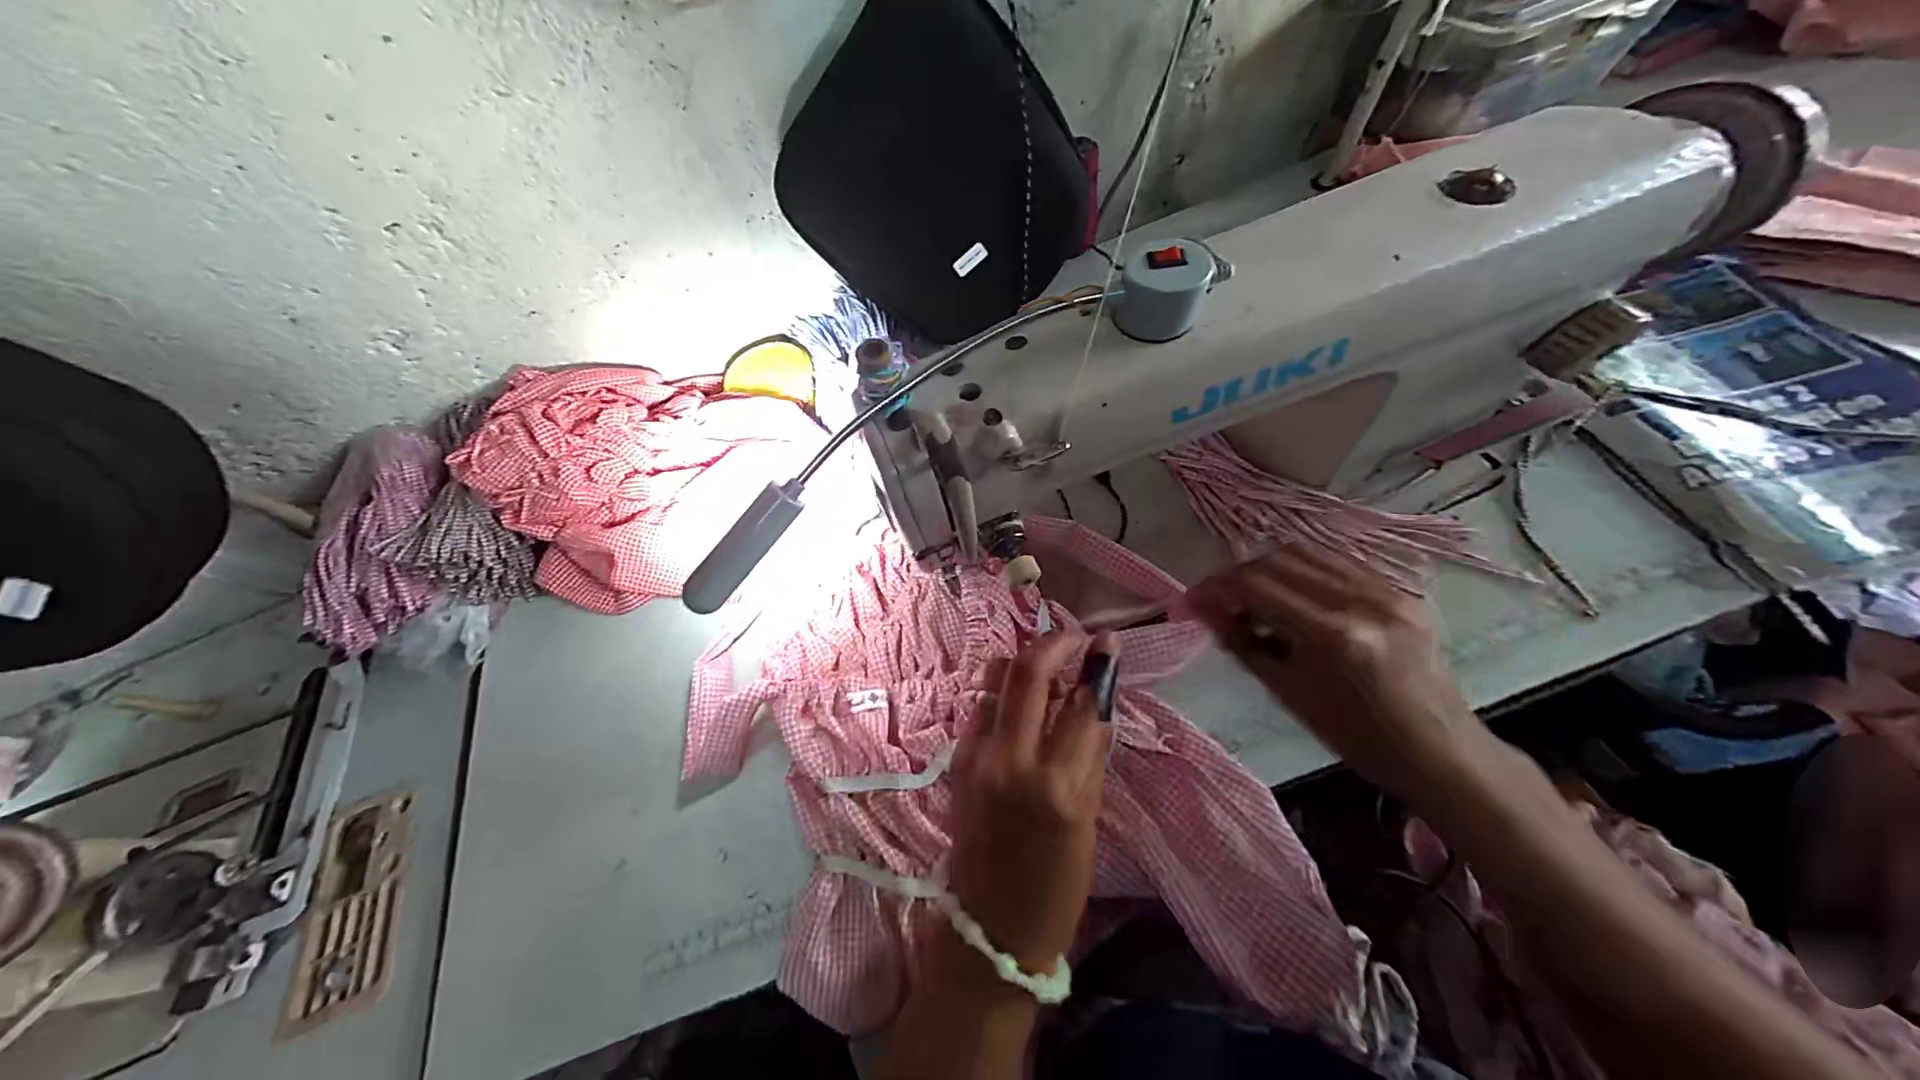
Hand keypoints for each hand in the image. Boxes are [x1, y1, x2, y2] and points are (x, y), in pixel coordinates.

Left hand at [946, 631, 1117, 973]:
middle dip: (1054, 643)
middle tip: (1074, 636)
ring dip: (1025, 665)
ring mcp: (976, 757)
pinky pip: (983, 710)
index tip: (1107, 642)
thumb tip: (1097, 698)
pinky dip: (1005, 696)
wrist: (992, 925)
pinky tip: (1021, 703)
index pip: (1082, 704)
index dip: (1098, 664)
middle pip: (1028, 673)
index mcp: (1057, 785)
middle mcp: (1011, 761)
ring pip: (997, 683)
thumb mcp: (1089, 819)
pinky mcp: (957, 761)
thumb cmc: (1057, 883)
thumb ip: (1091, 752)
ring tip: (1049, 666)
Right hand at [1186, 547, 1480, 794]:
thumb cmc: (1357, 737)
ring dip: (1269, 568)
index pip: (1259, 588)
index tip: (1193, 598)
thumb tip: (1206, 610)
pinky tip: (1290, 596)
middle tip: (1217, 597)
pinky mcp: (1402, 592)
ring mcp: (1389, 592)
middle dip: (1239, 574)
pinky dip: (1303, 573)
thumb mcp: (1289, 693)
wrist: (1439, 752)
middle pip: (1281, 560)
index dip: (1217, 588)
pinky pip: (1338, 565)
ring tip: (1250, 595)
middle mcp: (1364, 601)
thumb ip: (1245, 644)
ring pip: (1309, 554)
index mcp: (1336, 636)